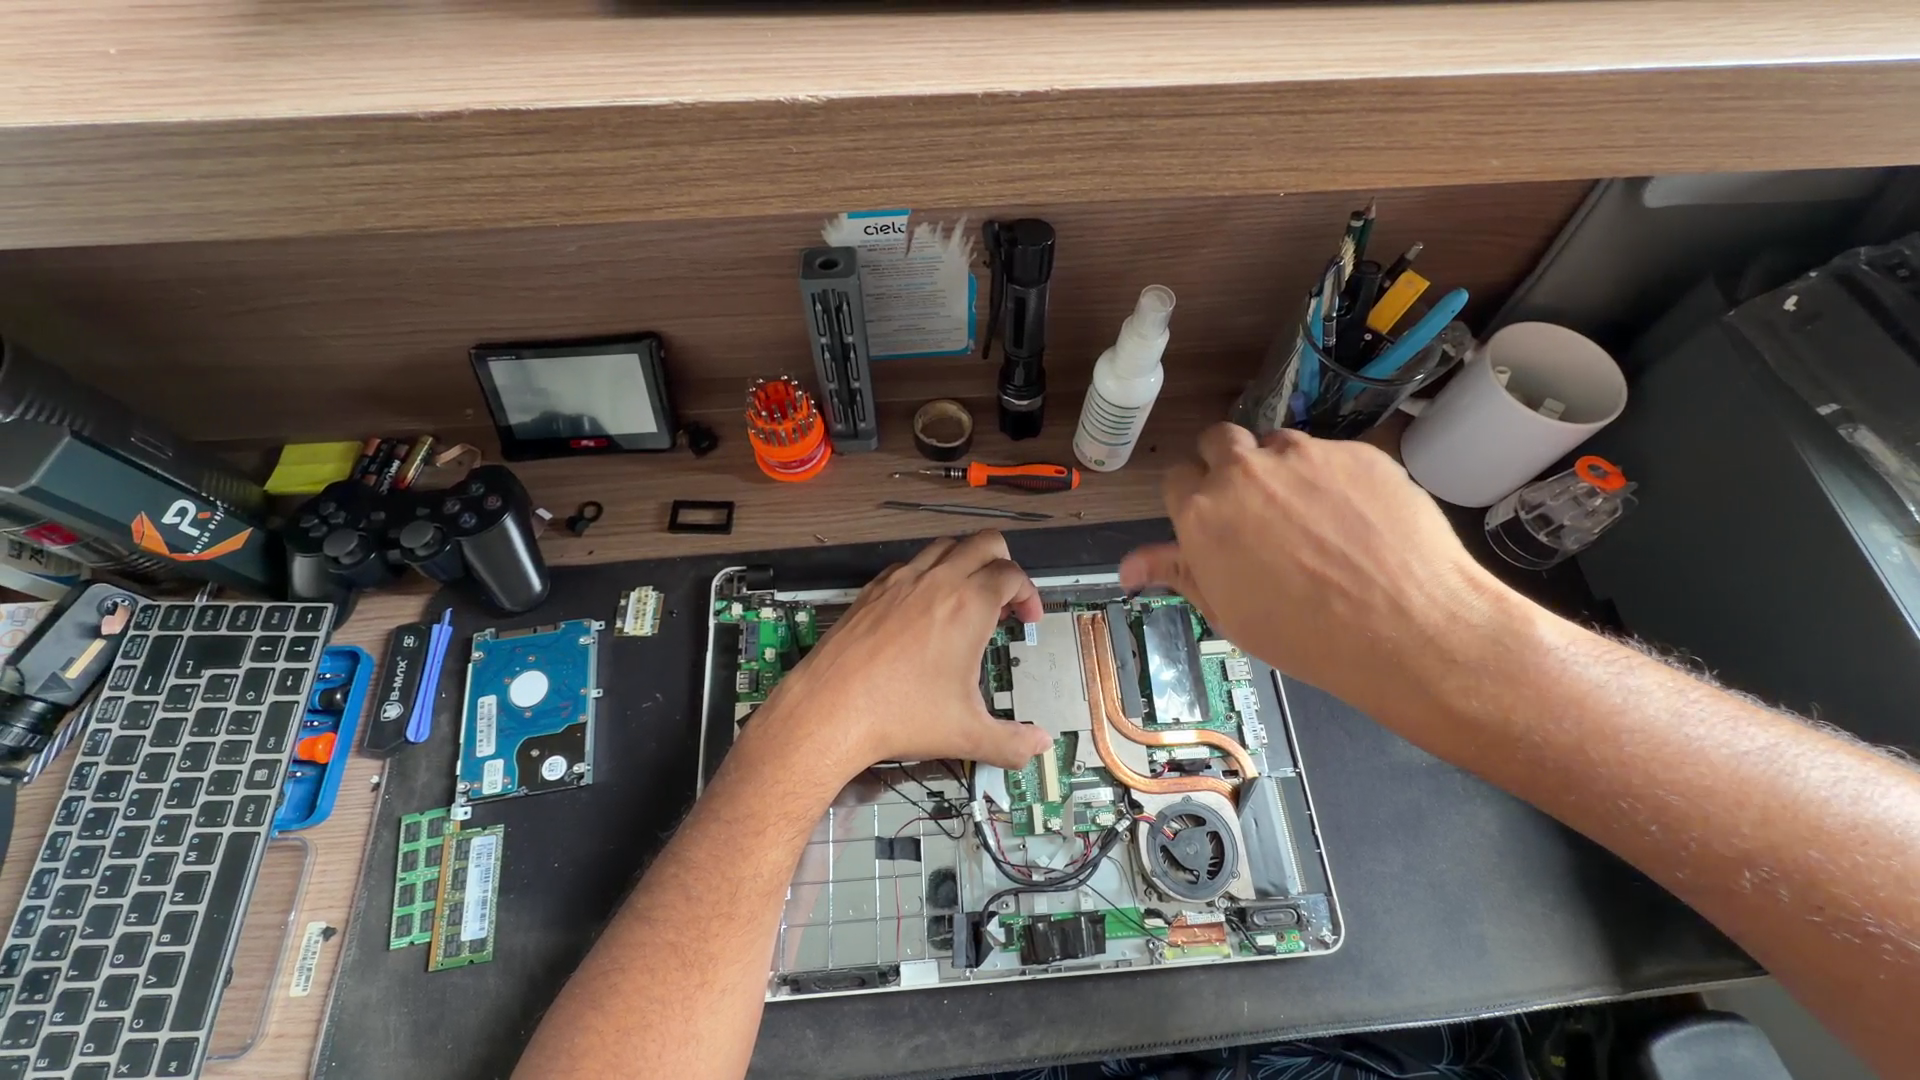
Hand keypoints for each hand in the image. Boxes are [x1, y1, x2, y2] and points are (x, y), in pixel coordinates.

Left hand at [754, 531, 1054, 776]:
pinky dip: (927, 573)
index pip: (1013, 575)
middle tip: (1003, 600)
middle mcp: (937, 581)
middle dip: (1004, 564)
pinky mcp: (872, 590)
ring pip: (945, 546)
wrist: (829, 710)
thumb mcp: (967, 734)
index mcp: (969, 605)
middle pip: (984, 542)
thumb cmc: (901, 716)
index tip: (1027, 619)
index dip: (1029, 593)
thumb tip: (1039, 746)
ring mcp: (901, 581)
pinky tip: (923, 609)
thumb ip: (1012, 742)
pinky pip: (909, 564)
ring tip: (966, 600)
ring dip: (965, 562)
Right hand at [1119, 424, 1525, 719]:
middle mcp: (1245, 471)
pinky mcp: (1357, 452)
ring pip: (1277, 444)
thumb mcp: (1226, 611)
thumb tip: (1127, 566)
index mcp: (1202, 511)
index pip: (1176, 477)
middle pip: (1218, 440)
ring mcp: (1304, 455)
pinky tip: (1355, 519)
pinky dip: (1333, 478)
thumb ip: (1177, 572)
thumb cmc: (1303, 634)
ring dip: (1280, 469)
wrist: (1407, 627)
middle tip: (1250, 505)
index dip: (1190, 497)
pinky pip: (1331, 455)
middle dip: (1225, 464)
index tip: (1209, 520)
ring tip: (1311, 516)